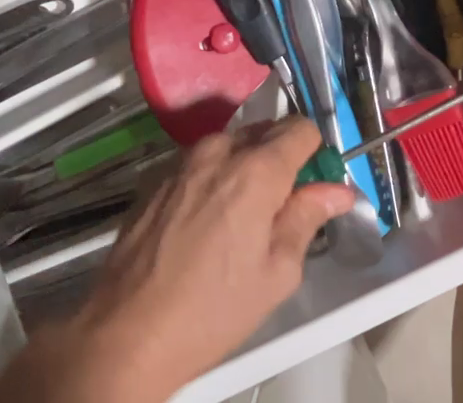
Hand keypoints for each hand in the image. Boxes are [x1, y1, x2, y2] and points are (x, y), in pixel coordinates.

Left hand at [0, 119, 352, 402]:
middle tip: (282, 205)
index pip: (300, 129)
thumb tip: (336, 191)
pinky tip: (205, 224)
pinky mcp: (154, 182)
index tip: (314, 184)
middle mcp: (218, 152)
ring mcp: (180, 163)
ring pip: (228, 145)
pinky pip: (198, 164)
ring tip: (241, 217)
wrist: (125, 334)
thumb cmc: (212, 310)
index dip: (314, 152)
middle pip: (264, 131)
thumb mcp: (277, 273)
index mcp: (256, 170)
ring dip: (244, 165)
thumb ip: (307, 218)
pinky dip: (213, 178)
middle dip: (281, 157)